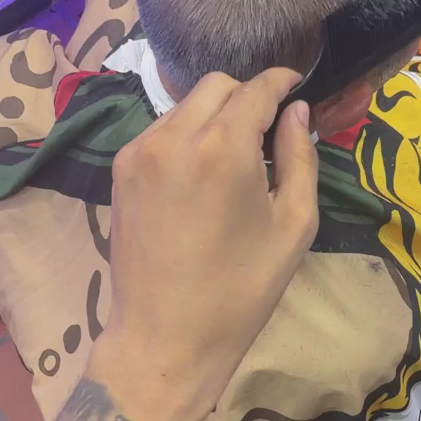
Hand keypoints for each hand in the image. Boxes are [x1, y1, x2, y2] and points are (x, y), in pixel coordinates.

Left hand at [86, 68, 320, 420]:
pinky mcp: (121, 169)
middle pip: (217, 85)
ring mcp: (140, 150)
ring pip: (186, 104)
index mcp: (222, 147)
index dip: (281, 81)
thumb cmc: (241, 290)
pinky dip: (187, 134)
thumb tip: (297, 112)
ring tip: (235, 155)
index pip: (256, 89)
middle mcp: (174, 135)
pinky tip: (201, 173)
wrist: (165, 338)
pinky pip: (162, 130)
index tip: (296, 84)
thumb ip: (300, 157)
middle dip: (247, 95)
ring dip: (215, 114)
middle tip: (269, 129)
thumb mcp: (293, 226)